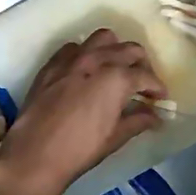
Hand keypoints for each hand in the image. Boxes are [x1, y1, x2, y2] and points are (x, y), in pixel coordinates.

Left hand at [0, 30, 166, 194]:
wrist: (35, 155)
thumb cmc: (81, 149)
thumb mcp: (117, 136)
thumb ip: (139, 120)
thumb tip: (156, 117)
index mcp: (118, 78)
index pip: (146, 77)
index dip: (157, 88)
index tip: (160, 98)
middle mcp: (97, 61)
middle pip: (129, 50)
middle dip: (142, 65)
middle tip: (142, 83)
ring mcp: (72, 60)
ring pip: (103, 38)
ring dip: (115, 50)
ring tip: (116, 68)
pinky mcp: (52, 65)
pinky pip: (74, 48)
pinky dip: (87, 53)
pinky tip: (87, 71)